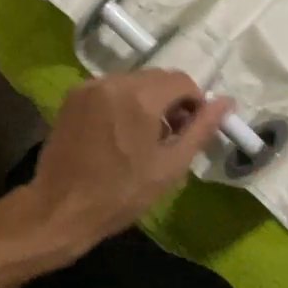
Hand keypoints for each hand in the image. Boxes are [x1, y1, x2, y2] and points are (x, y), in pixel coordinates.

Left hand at [22, 70, 232, 257]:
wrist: (60, 209)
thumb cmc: (120, 194)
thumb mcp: (169, 167)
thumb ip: (200, 129)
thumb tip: (227, 102)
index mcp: (141, 97)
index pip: (182, 81)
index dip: (194, 102)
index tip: (192, 128)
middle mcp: (114, 81)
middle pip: (157, 78)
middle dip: (170, 101)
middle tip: (170, 136)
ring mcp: (90, 86)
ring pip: (133, 81)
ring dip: (146, 100)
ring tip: (143, 137)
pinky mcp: (73, 95)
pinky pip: (109, 88)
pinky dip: (121, 102)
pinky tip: (118, 133)